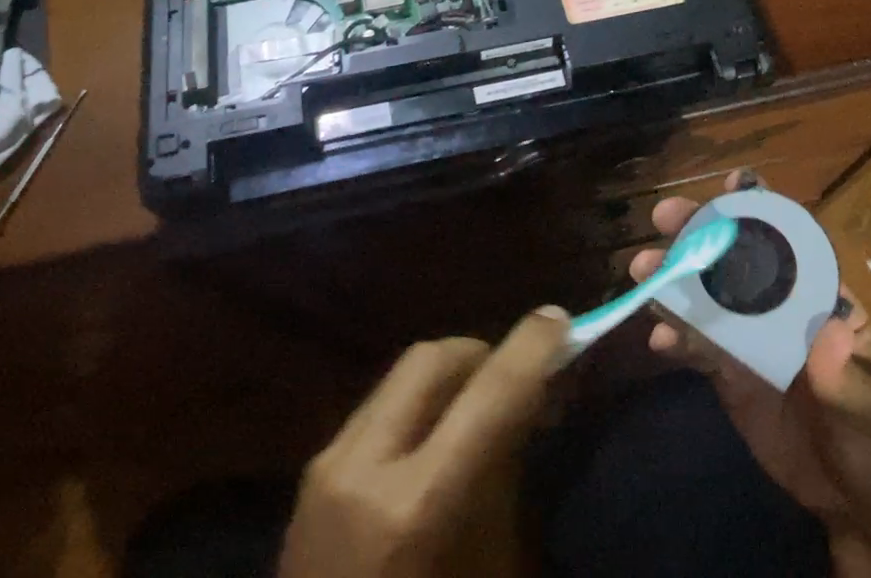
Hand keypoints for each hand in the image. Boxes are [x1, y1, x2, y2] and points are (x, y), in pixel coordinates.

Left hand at [279, 307, 569, 577]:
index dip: (531, 348)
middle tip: (516, 373)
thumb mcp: (492, 563)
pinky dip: (416, 402)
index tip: (557, 318)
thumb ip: (504, 474)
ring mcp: (328, 464)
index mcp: (420, 502)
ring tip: (478, 402)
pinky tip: (435, 430)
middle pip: (430, 360)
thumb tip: (527, 402)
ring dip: (447, 375)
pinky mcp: (313, 470)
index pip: (490, 395)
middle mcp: (365, 465)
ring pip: (399, 375)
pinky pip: (376, 406)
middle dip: (481, 351)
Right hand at [633, 171, 870, 576]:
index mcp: (823, 302)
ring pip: (707, 298)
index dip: (763, 210)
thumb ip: (847, 375)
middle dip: (701, 234)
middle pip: (737, 261)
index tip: (733, 181)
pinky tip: (658, 338)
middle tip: (663, 217)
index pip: (793, 245)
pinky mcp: (729, 373)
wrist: (856, 505)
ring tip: (643, 273)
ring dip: (675, 281)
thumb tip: (828, 329)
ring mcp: (751, 340)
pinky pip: (696, 345)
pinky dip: (674, 336)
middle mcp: (781, 311)